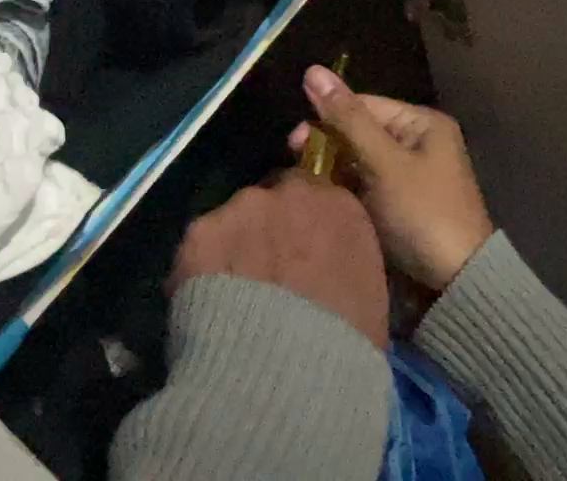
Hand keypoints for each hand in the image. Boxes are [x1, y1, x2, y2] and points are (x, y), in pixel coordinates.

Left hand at [168, 171, 389, 348]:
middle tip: (264, 275)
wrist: (286, 371)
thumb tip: (324, 278)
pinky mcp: (199, 233)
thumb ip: (344, 269)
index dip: (304, 227)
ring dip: (234, 247)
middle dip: (267, 230)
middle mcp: (291, 194)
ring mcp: (242, 209)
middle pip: (273, 200)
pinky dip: (200, 271)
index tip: (299, 256)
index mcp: (341, 208)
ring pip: (234, 220)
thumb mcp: (368, 302)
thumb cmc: (344, 345)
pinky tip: (204, 307)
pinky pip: (200, 248)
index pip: (318, 199)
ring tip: (230, 296)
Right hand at [293, 68, 495, 290]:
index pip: (364, 105)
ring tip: (306, 186)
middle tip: (297, 164)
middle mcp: (418, 143)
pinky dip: (346, 192)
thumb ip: (347, 118)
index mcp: (422, 124)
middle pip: (360, 132)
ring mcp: (410, 177)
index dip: (327, 117)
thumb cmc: (423, 212)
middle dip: (328, 145)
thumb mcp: (384, 161)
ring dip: (334, 171)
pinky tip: (324, 202)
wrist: (457, 283)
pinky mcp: (401, 206)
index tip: (295, 141)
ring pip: (359, 162)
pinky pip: (365, 187)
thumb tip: (312, 70)